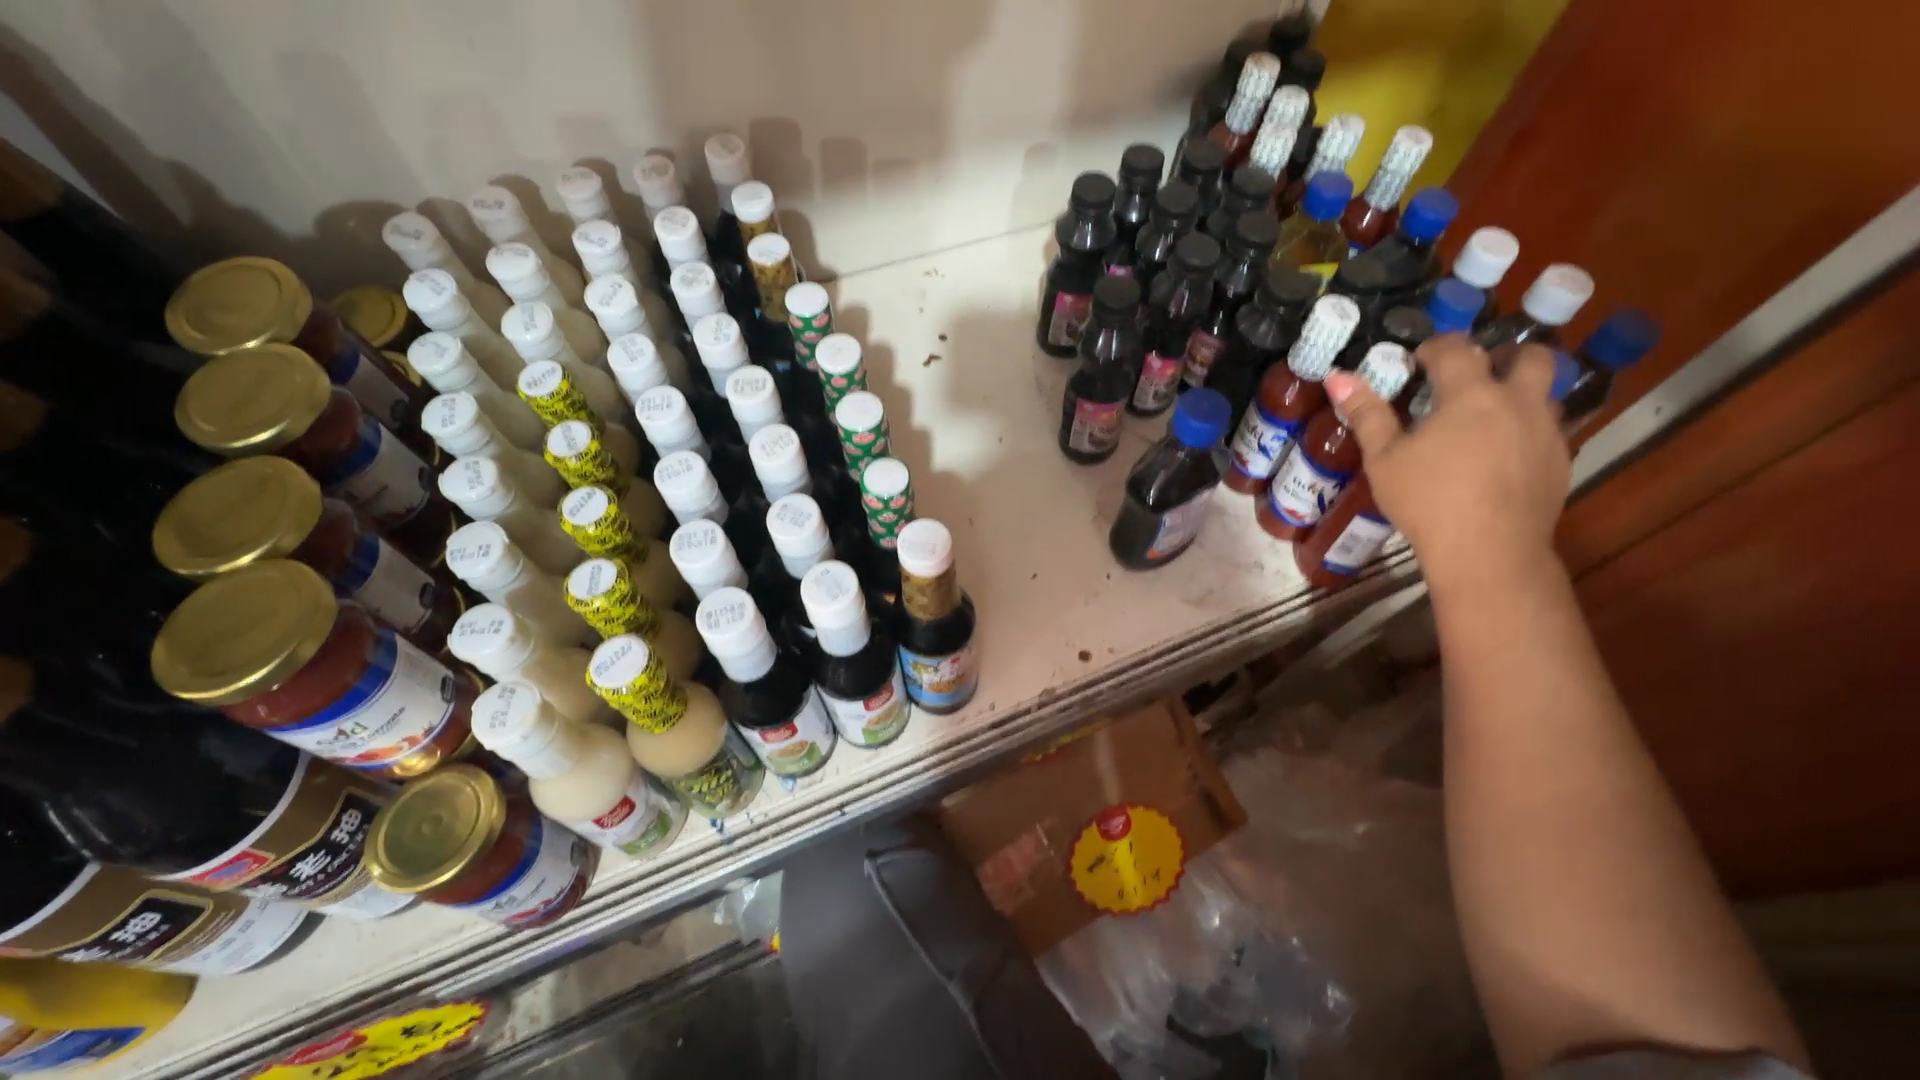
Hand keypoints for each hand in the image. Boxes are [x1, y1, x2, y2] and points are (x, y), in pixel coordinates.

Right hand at [1322, 335, 1568, 593]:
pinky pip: (1549, 429)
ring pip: (1547, 392)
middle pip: (1529, 355)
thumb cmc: (1427, 501)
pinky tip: (1503, 454)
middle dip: (1503, 356)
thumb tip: (1337, 377)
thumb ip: (1366, 414)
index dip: (1436, 347)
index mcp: (1471, 394)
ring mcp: (1546, 431)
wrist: (1490, 552)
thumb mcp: (1384, 459)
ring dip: (1521, 391)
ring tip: (1490, 414)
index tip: (1420, 360)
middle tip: (1474, 376)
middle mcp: (1517, 401)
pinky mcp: (1561, 461)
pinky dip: (1527, 429)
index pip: (1457, 349)